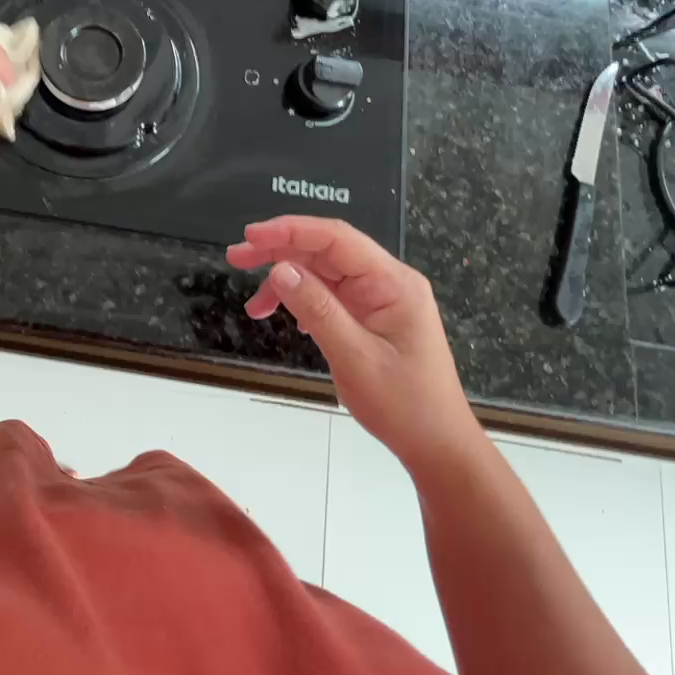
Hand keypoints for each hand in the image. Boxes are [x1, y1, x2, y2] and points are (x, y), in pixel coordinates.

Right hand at [227, 216, 481, 469]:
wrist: (436, 444)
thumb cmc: (404, 405)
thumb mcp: (355, 357)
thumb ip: (317, 309)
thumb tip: (279, 270)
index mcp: (392, 282)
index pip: (336, 239)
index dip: (290, 231)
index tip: (251, 235)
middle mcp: (386, 282)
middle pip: (325, 251)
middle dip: (280, 250)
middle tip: (237, 257)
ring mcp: (378, 299)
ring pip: (322, 273)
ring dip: (285, 280)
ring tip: (252, 303)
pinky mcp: (369, 316)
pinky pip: (328, 295)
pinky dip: (299, 301)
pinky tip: (282, 316)